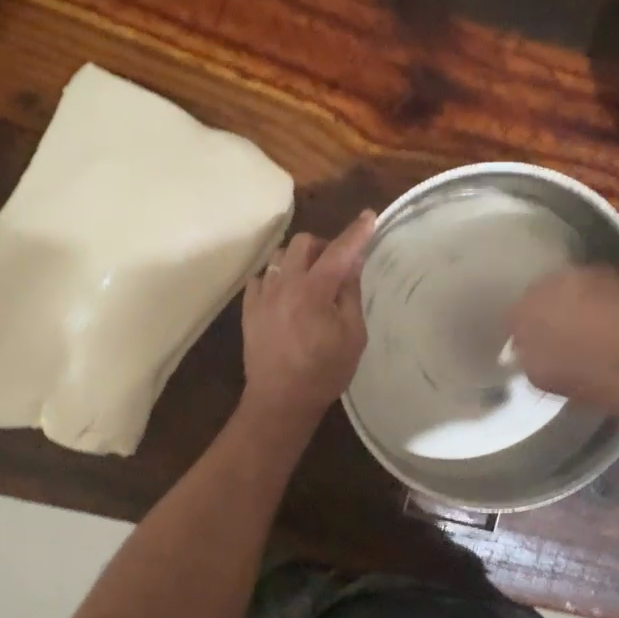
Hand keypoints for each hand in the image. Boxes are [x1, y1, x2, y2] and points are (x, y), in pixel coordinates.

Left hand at [239, 210, 375, 426]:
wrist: (280, 401)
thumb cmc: (324, 373)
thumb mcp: (352, 336)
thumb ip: (351, 295)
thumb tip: (352, 263)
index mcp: (314, 291)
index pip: (340, 251)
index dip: (356, 232)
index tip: (369, 216)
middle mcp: (285, 284)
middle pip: (304, 243)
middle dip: (324, 245)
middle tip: (338, 265)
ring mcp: (263, 295)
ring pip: (280, 256)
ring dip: (300, 259)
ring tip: (311, 279)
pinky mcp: (249, 309)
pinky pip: (262, 277)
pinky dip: (277, 277)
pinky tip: (287, 294)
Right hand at [509, 265, 618, 402]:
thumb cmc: (579, 375)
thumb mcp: (537, 375)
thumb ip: (526, 354)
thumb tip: (527, 347)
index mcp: (520, 311)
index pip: (514, 317)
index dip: (524, 330)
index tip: (534, 343)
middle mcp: (545, 284)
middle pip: (541, 294)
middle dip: (549, 309)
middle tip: (562, 331)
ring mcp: (580, 274)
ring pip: (570, 285)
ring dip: (575, 299)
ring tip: (589, 322)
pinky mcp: (612, 272)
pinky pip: (598, 284)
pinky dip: (601, 296)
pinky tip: (611, 315)